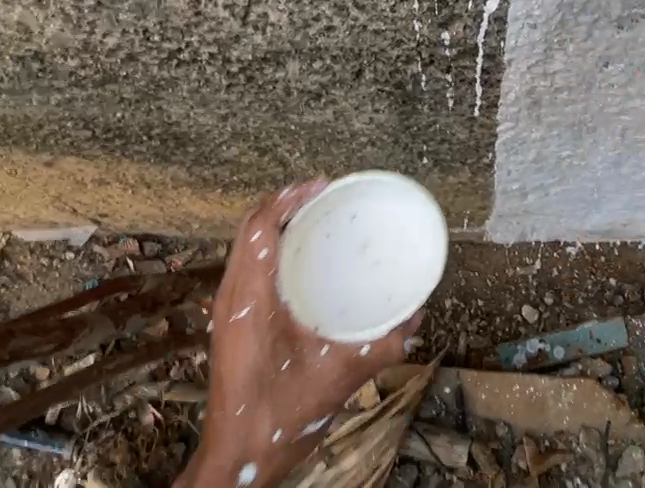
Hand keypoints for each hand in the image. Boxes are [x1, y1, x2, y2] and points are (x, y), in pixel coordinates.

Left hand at [180, 182, 421, 487]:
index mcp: (248, 298)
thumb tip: (416, 317)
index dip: (289, 197)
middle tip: (324, 194)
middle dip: (285, 202)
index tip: (323, 185)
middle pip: (250, 226)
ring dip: (277, 222)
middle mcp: (232, 295)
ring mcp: (228, 308)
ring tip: (314, 215)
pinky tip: (300, 257)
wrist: (234, 460)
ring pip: (246, 244)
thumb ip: (382, 347)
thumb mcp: (338, 377)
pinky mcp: (232, 321)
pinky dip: (271, 245)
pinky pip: (248, 263)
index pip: (260, 226)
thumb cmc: (277, 417)